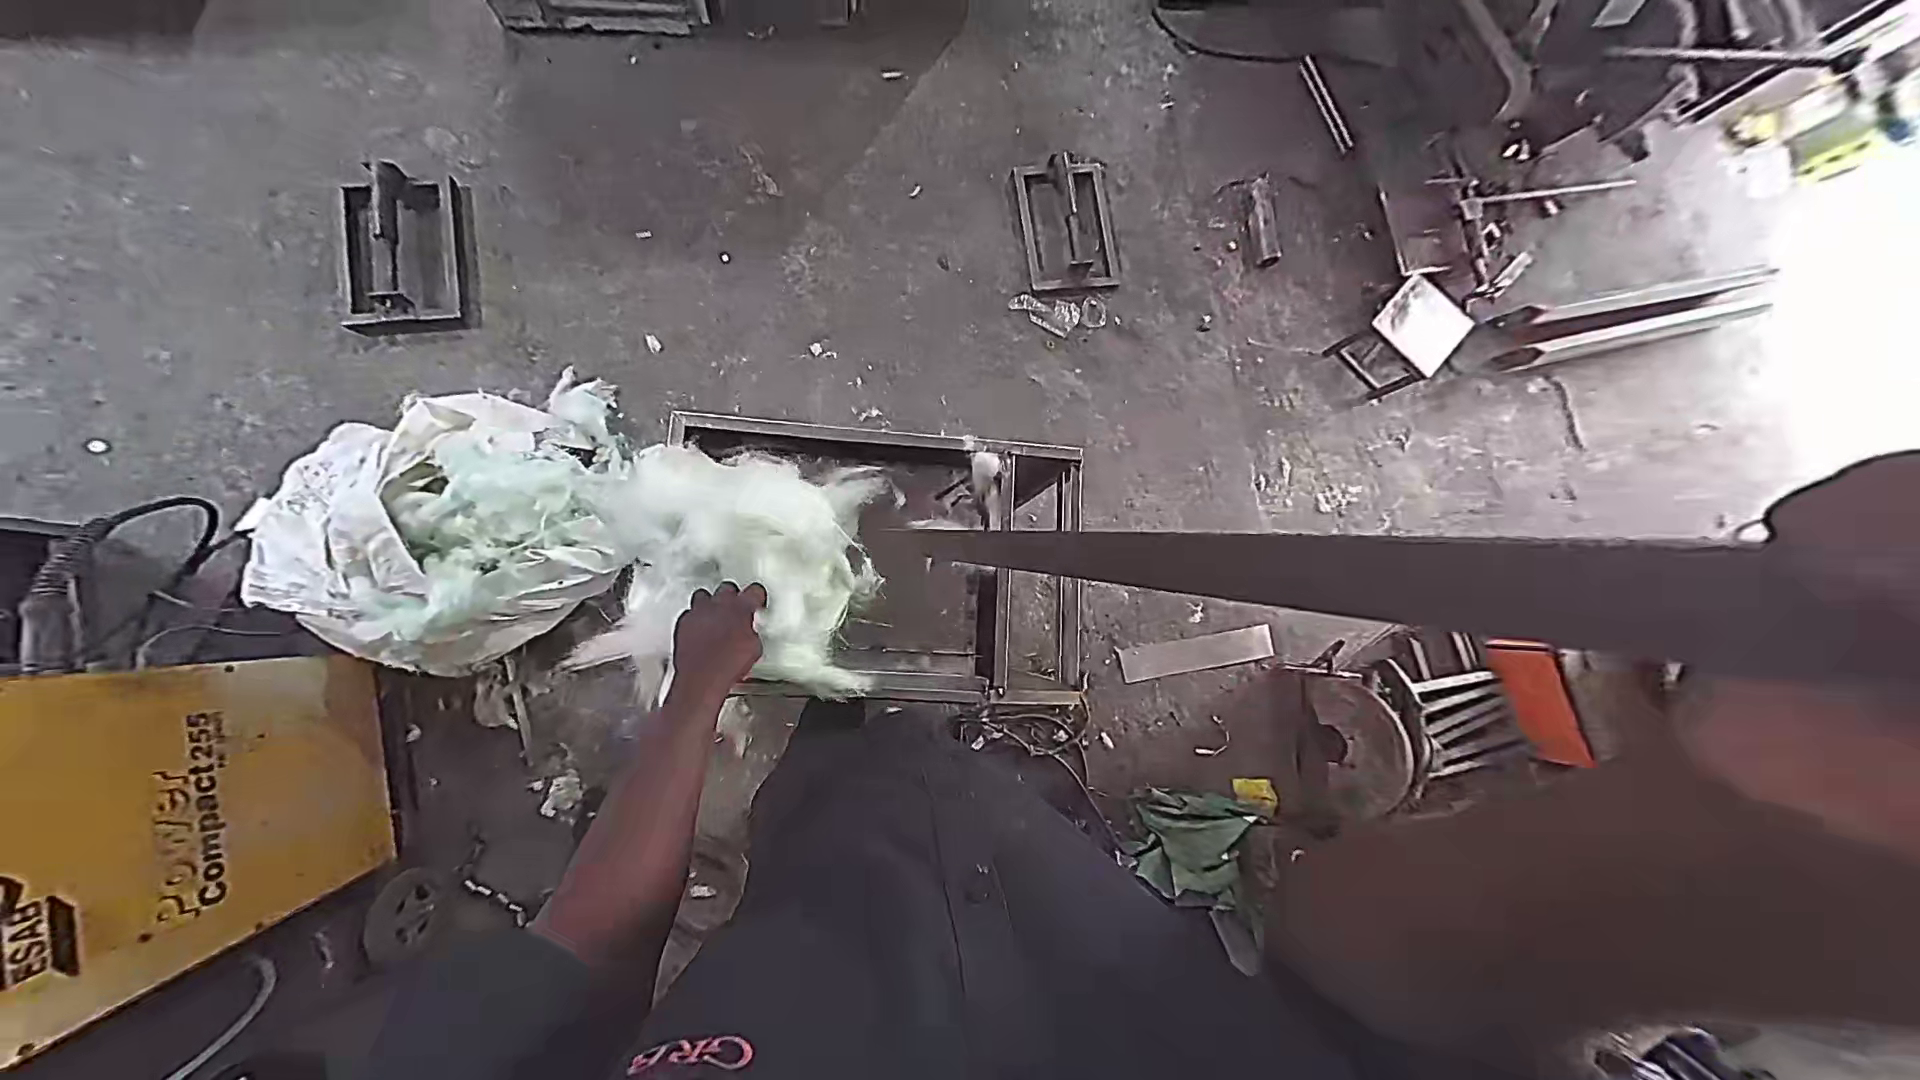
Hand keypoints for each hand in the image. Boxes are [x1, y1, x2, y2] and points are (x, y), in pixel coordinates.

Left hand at [670, 582, 766, 703]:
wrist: (702, 678)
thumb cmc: (727, 664)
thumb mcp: (754, 648)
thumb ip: (751, 632)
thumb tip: (749, 635)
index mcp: (741, 607)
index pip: (754, 590)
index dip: (757, 595)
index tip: (757, 600)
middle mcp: (718, 605)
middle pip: (726, 587)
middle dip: (732, 595)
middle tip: (736, 607)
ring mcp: (698, 612)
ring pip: (703, 595)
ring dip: (710, 603)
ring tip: (715, 614)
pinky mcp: (683, 623)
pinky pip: (688, 613)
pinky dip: (695, 619)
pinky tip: (700, 629)